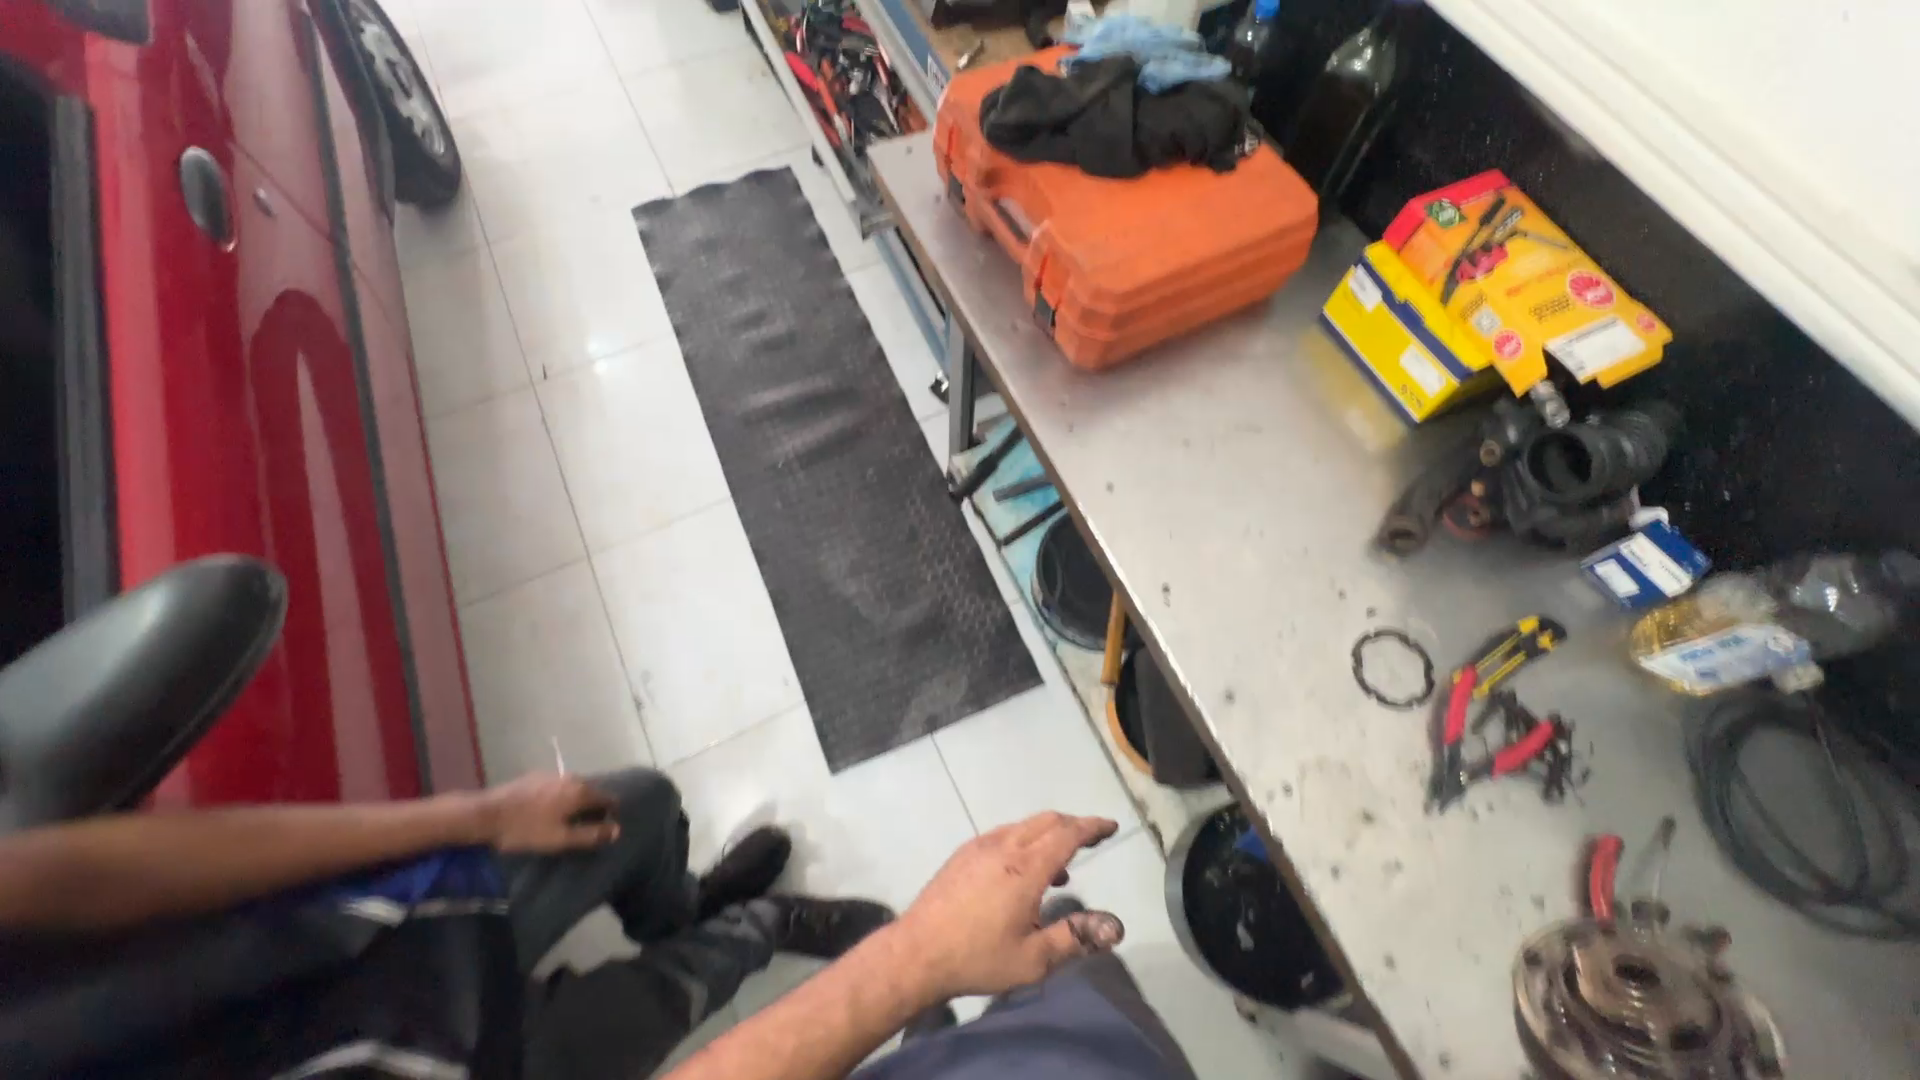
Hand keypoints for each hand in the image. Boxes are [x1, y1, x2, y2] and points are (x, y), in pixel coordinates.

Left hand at [475, 773, 619, 854]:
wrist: (485, 814)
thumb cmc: (526, 829)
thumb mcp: (560, 839)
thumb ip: (591, 834)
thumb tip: (617, 830)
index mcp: (581, 791)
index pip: (610, 799)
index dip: (609, 815)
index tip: (598, 830)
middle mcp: (572, 777)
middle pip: (592, 793)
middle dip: (591, 809)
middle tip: (578, 830)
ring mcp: (553, 774)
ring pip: (574, 789)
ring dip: (573, 803)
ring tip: (560, 822)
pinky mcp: (536, 776)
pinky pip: (557, 787)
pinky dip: (558, 798)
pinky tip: (543, 812)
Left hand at [895, 812, 1122, 998]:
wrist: (916, 952)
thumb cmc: (977, 958)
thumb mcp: (1033, 959)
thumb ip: (1075, 938)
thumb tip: (1115, 926)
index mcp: (1025, 868)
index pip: (1066, 833)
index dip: (1091, 827)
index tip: (1110, 826)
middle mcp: (1004, 846)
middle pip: (1046, 821)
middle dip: (1073, 825)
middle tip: (1093, 837)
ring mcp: (979, 846)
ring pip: (1023, 826)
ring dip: (1048, 832)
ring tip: (1063, 861)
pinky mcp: (963, 854)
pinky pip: (1004, 834)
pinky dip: (1025, 840)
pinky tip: (1024, 870)